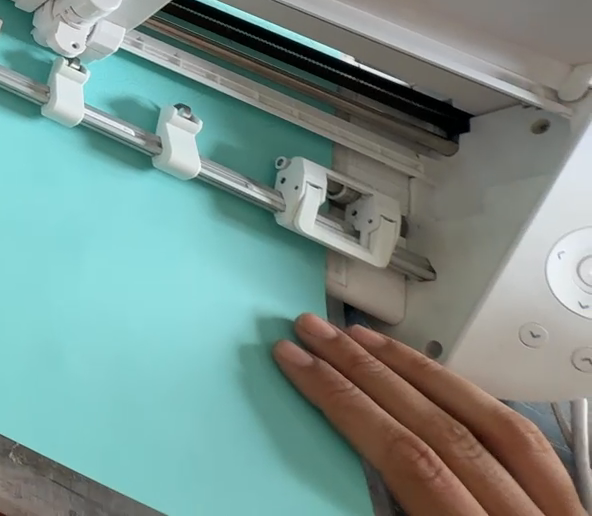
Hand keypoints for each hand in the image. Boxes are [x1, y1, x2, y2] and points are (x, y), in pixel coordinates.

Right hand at [275, 313, 585, 514]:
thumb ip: (374, 515)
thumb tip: (306, 478)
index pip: (409, 459)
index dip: (343, 401)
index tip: (295, 361)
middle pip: (444, 431)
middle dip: (367, 372)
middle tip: (313, 330)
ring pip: (496, 426)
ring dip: (418, 373)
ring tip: (362, 338)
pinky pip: (531, 445)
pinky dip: (471, 399)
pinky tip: (430, 377)